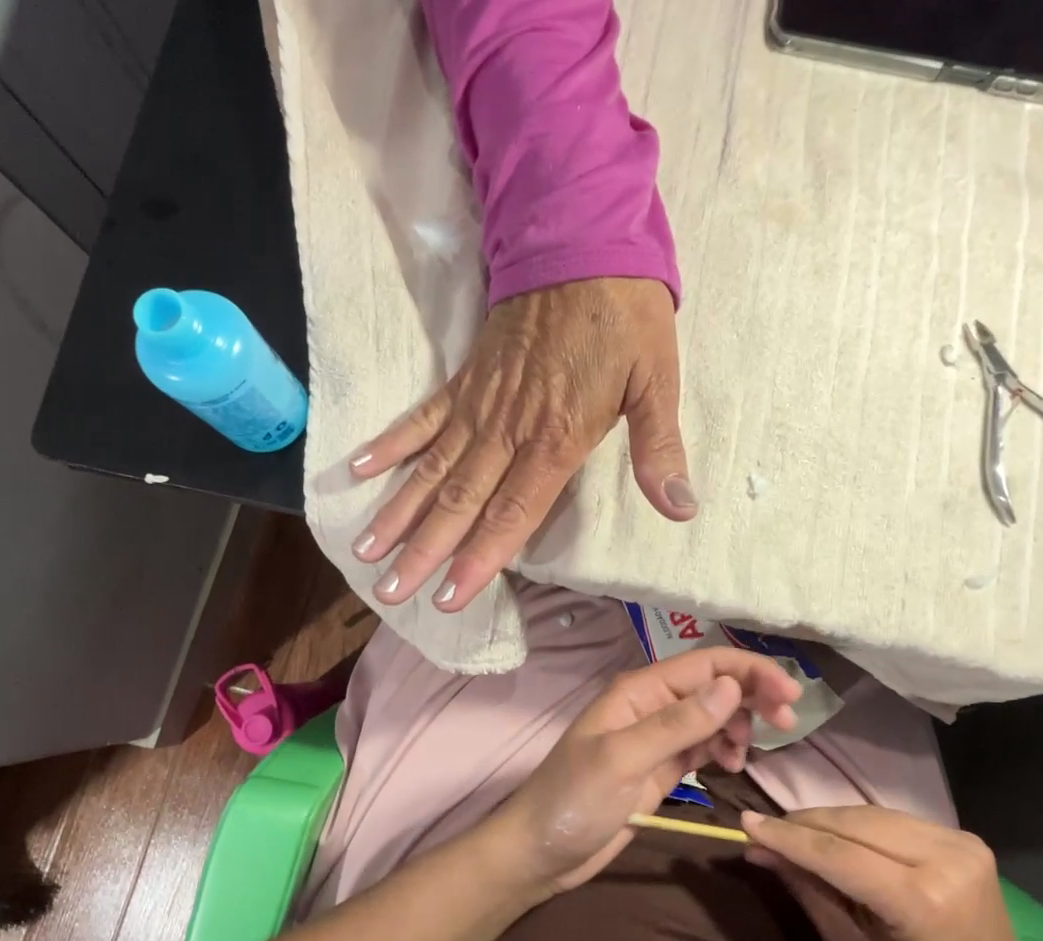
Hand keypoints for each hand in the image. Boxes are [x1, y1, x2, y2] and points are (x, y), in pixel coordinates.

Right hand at [348, 278, 691, 611]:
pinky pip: (423, 417)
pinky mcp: (466, 379)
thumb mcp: (657, 382)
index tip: (449, 596)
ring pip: (434, 467)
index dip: (479, 556)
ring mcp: (480, 403)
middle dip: (426, 550)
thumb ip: (658, 449)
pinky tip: (361, 470)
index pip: (513, 510)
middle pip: (462, 500)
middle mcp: (509, 428)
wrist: (581, 243)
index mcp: (557, 437)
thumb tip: (681, 510)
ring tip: (366, 550)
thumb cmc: (625, 317)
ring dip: (399, 511)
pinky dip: (391, 444)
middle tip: (391, 590)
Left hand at [484, 648, 800, 897]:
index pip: (706, 665)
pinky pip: (705, 746)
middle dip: (753, 697)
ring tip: (744, 755)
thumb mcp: (623, 760)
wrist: (540, 853)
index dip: (751, 672)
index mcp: (639, 691)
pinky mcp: (662, 768)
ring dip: (740, 726)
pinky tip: (731, 765)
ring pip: (714, 716)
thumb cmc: (572, 800)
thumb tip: (732, 687)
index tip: (791, 696)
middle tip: (786, 725)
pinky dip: (724, 749)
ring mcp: (658, 738)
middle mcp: (652, 706)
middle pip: (715, 686)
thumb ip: (678, 724)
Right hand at [742, 808, 1042, 940]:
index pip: (839, 854)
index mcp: (922, 902)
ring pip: (873, 814)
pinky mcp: (966, 837)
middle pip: (855, 823)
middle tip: (763, 828)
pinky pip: (895, 819)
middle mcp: (946, 860)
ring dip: (828, 819)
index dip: (788, 837)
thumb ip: (809, 893)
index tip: (745, 821)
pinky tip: (835, 833)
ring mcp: (961, 843)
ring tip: (792, 830)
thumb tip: (759, 851)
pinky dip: (860, 824)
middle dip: (804, 823)